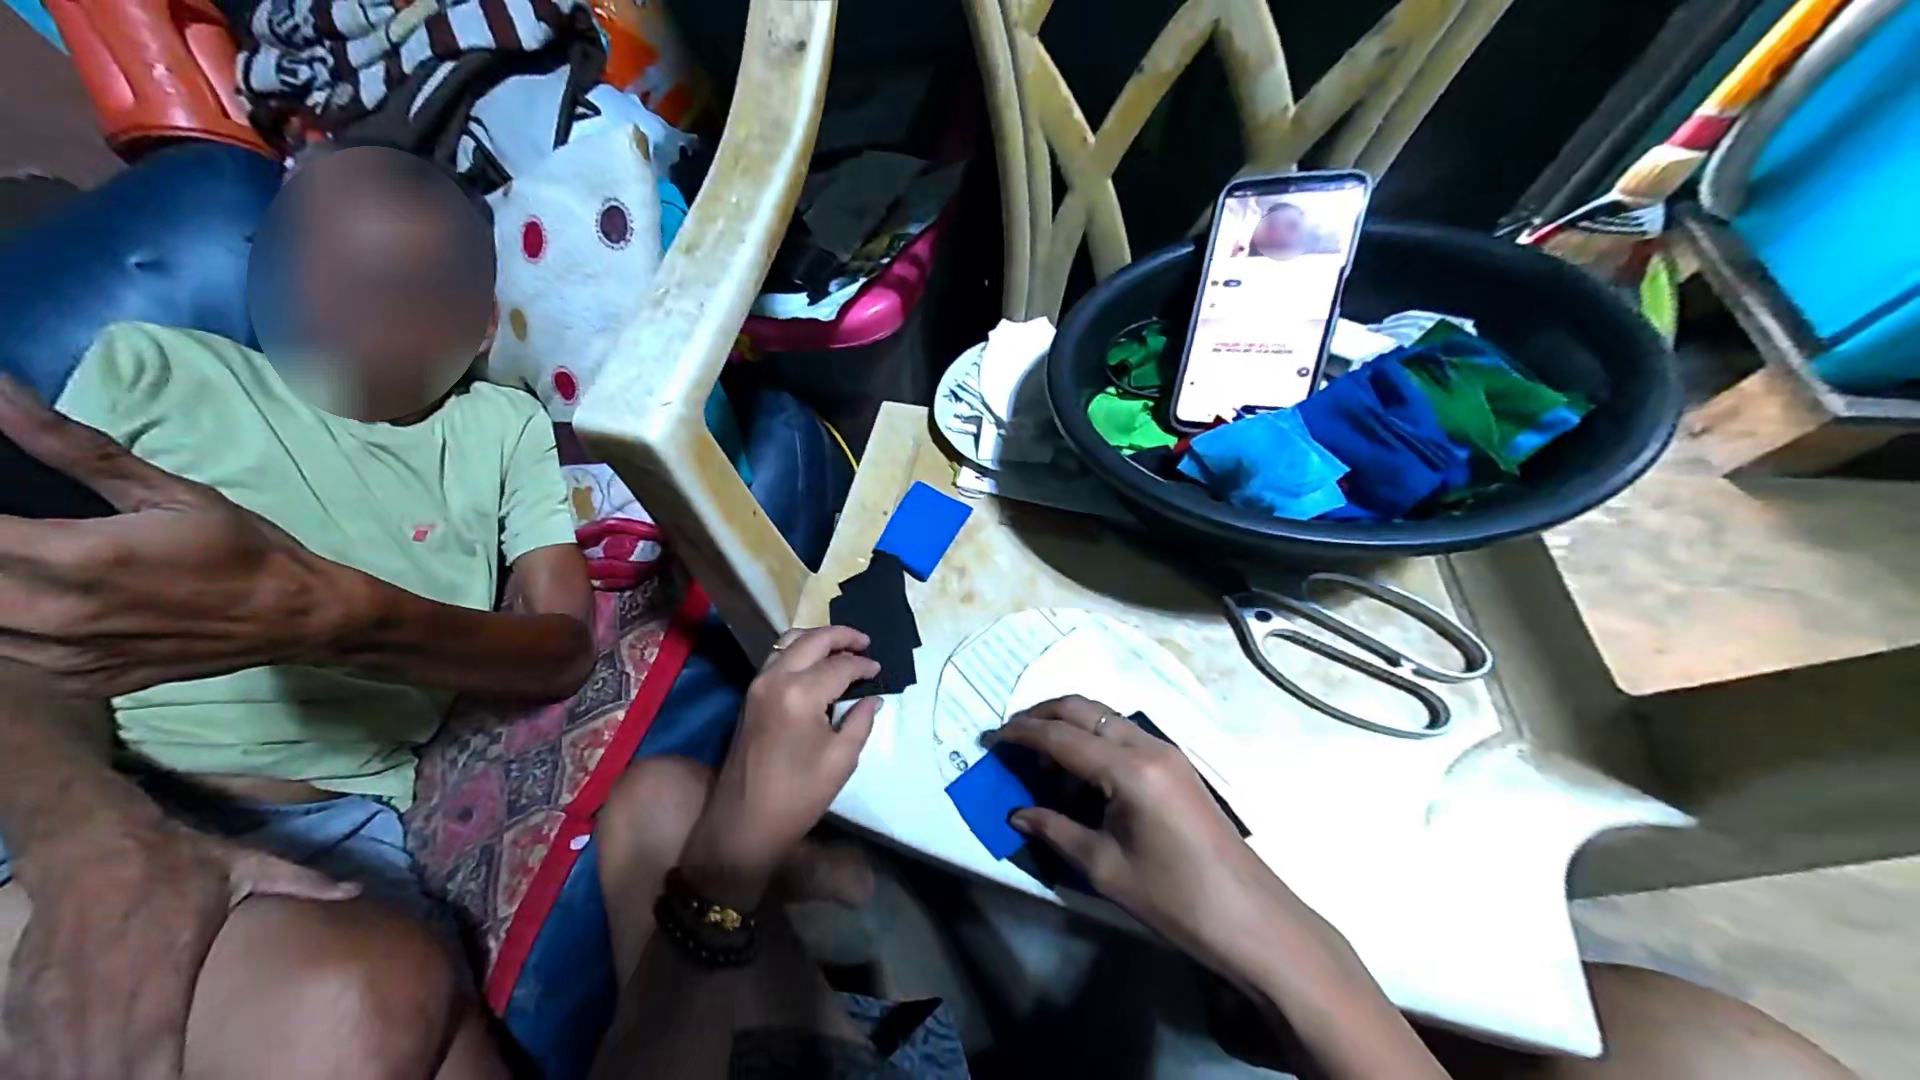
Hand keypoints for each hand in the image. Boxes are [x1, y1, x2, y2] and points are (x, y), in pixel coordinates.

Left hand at [0, 377, 352, 696]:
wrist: (301, 615)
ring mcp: (58, 655)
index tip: (14, 507)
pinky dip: (19, 626)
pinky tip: (63, 607)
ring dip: (4, 585)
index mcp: (71, 556)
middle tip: (33, 535)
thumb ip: (76, 449)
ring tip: (49, 568)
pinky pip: (10, 653)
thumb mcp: (178, 495)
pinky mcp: (74, 679)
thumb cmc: (247, 550)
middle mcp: (49, 611)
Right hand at [5, 815, 358, 1079]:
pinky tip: (72, 1076)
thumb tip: (356, 889)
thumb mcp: (252, 866)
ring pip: (60, 1073)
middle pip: (105, 1072)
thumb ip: (305, 883)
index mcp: (164, 973)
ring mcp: (56, 1007)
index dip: (165, 1078)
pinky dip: (46, 1074)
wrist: (98, 847)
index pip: (156, 1050)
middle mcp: (106, 1000)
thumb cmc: (182, 861)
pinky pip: (25, 1060)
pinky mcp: (22, 1006)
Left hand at [679, 627, 881, 906]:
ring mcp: (758, 684)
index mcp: (801, 694)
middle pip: (813, 640)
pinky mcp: (750, 695)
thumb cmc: (798, 796)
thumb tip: (873, 698)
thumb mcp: (841, 759)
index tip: (880, 670)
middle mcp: (776, 679)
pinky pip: (777, 657)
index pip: (841, 666)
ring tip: (843, 648)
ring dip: (818, 639)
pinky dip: (799, 651)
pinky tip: (817, 664)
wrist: (743, 824)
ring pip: (790, 641)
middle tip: (866, 643)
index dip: (864, 666)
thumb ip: (861, 720)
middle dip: (842, 636)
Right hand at [997, 696, 1307, 982]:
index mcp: (1129, 770)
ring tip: (1041, 761)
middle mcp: (1148, 746)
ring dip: (1069, 726)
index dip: (1021, 734)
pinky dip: (1093, 741)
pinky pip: (1123, 736)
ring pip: (1104, 717)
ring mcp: (1166, 751)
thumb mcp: (1104, 867)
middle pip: (1083, 708)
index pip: (1061, 736)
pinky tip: (1080, 775)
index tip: (991, 738)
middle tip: (1011, 736)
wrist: (1251, 918)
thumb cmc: (1174, 898)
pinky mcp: (1175, 764)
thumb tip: (1017, 813)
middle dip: (1042, 715)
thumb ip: (1055, 830)